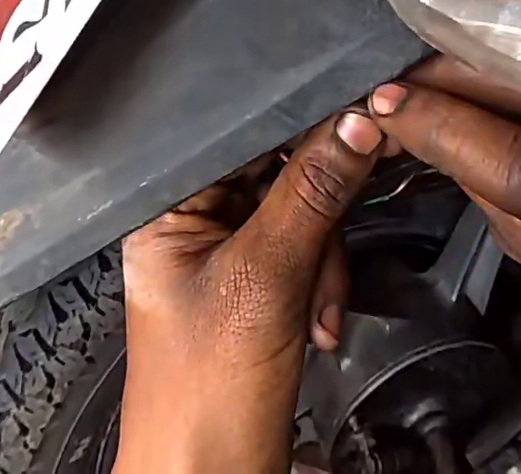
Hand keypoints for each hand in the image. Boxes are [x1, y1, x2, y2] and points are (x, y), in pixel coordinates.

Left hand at [113, 110, 385, 473]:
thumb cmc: (202, 397)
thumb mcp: (265, 278)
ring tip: (315, 307)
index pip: (239, 133)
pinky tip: (315, 318)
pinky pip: (308, 244)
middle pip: (277, 166)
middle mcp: (194, 216)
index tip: (350, 124)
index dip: (295, 125)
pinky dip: (324, 276)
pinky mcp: (258, 276)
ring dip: (324, 255)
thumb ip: (312, 194)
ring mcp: (228, 247)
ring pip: (301, 205)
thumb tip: (352, 127)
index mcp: (168, 203)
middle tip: (331, 237)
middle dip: (315, 211)